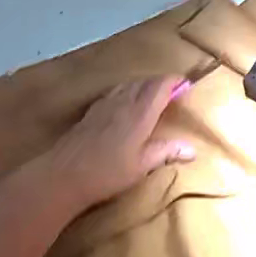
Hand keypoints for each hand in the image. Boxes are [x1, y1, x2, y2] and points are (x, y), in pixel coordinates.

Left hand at [33, 76, 194, 211]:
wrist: (63, 175)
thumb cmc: (107, 173)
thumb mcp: (142, 166)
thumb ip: (166, 152)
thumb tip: (192, 149)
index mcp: (140, 113)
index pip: (160, 86)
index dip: (174, 81)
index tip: (185, 84)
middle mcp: (123, 102)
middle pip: (145, 82)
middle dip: (160, 83)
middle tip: (172, 93)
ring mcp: (104, 104)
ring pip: (128, 84)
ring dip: (143, 85)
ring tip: (151, 97)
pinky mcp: (91, 111)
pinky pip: (114, 92)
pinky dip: (126, 92)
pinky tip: (124, 106)